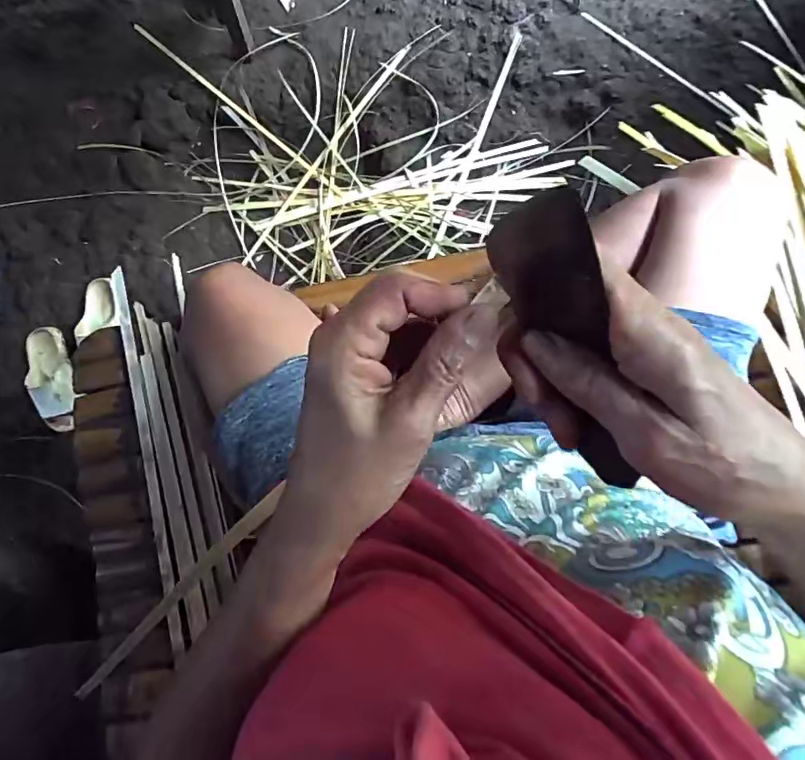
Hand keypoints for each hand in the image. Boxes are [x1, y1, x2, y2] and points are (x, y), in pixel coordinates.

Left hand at [277, 271, 500, 556]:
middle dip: (439, 307)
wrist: (320, 515)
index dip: (439, 293)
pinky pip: (391, 334)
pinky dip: (420, 342)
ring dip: (432, 325)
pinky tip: (441, 362)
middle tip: (477, 333)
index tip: (478, 315)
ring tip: (465, 350)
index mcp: (342, 341)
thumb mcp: (412, 418)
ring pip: (396, 313)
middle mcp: (337, 331)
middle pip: (395, 295)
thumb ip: (445, 361)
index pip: (395, 289)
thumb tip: (484, 313)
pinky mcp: (353, 361)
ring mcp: (343, 345)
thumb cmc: (361, 474)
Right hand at [501, 261, 804, 529]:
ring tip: (566, 432)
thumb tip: (534, 337)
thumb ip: (588, 382)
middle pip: (567, 306)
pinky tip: (580, 427)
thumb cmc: (723, 464)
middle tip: (548, 414)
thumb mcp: (646, 435)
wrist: (785, 486)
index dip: (542, 276)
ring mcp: (645, 338)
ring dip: (555, 377)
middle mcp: (644, 318)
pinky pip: (595, 356)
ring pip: (576, 335)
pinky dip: (576, 386)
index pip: (588, 263)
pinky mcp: (648, 359)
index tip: (517, 336)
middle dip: (538, 352)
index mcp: (646, 325)